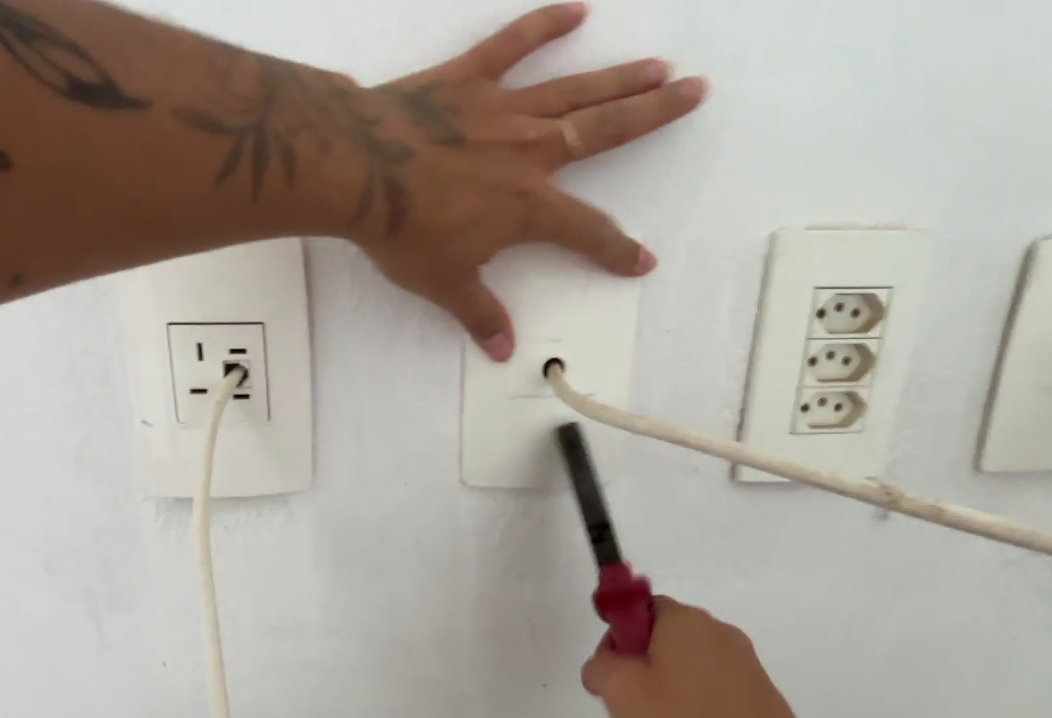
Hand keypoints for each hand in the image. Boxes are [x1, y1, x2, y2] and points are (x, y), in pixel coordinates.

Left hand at [357, 3, 706, 359]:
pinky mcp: (467, 78)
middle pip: (604, 131)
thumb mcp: (445, 284)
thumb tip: (502, 350)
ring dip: (618, 77)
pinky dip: (544, 25)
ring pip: (573, 88)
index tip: (642, 259)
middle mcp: (529, 151)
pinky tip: (577, 10)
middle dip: (652, 114)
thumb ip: (480, 313)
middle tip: (694, 91)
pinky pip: (512, 45)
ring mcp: (501, 108)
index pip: (587, 231)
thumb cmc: (404, 232)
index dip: (616, 249)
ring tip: (658, 65)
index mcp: (528, 206)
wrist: (358, 173)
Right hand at [580, 598, 835, 717]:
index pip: (638, 612)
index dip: (615, 643)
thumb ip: (599, 668)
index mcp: (684, 621)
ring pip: (680, 682)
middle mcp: (718, 635)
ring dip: (657, 713)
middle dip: (634, 687)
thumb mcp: (621, 694)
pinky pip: (706, 705)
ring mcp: (742, 670)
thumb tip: (604, 665)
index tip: (609, 681)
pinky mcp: (757, 703)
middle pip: (657, 651)